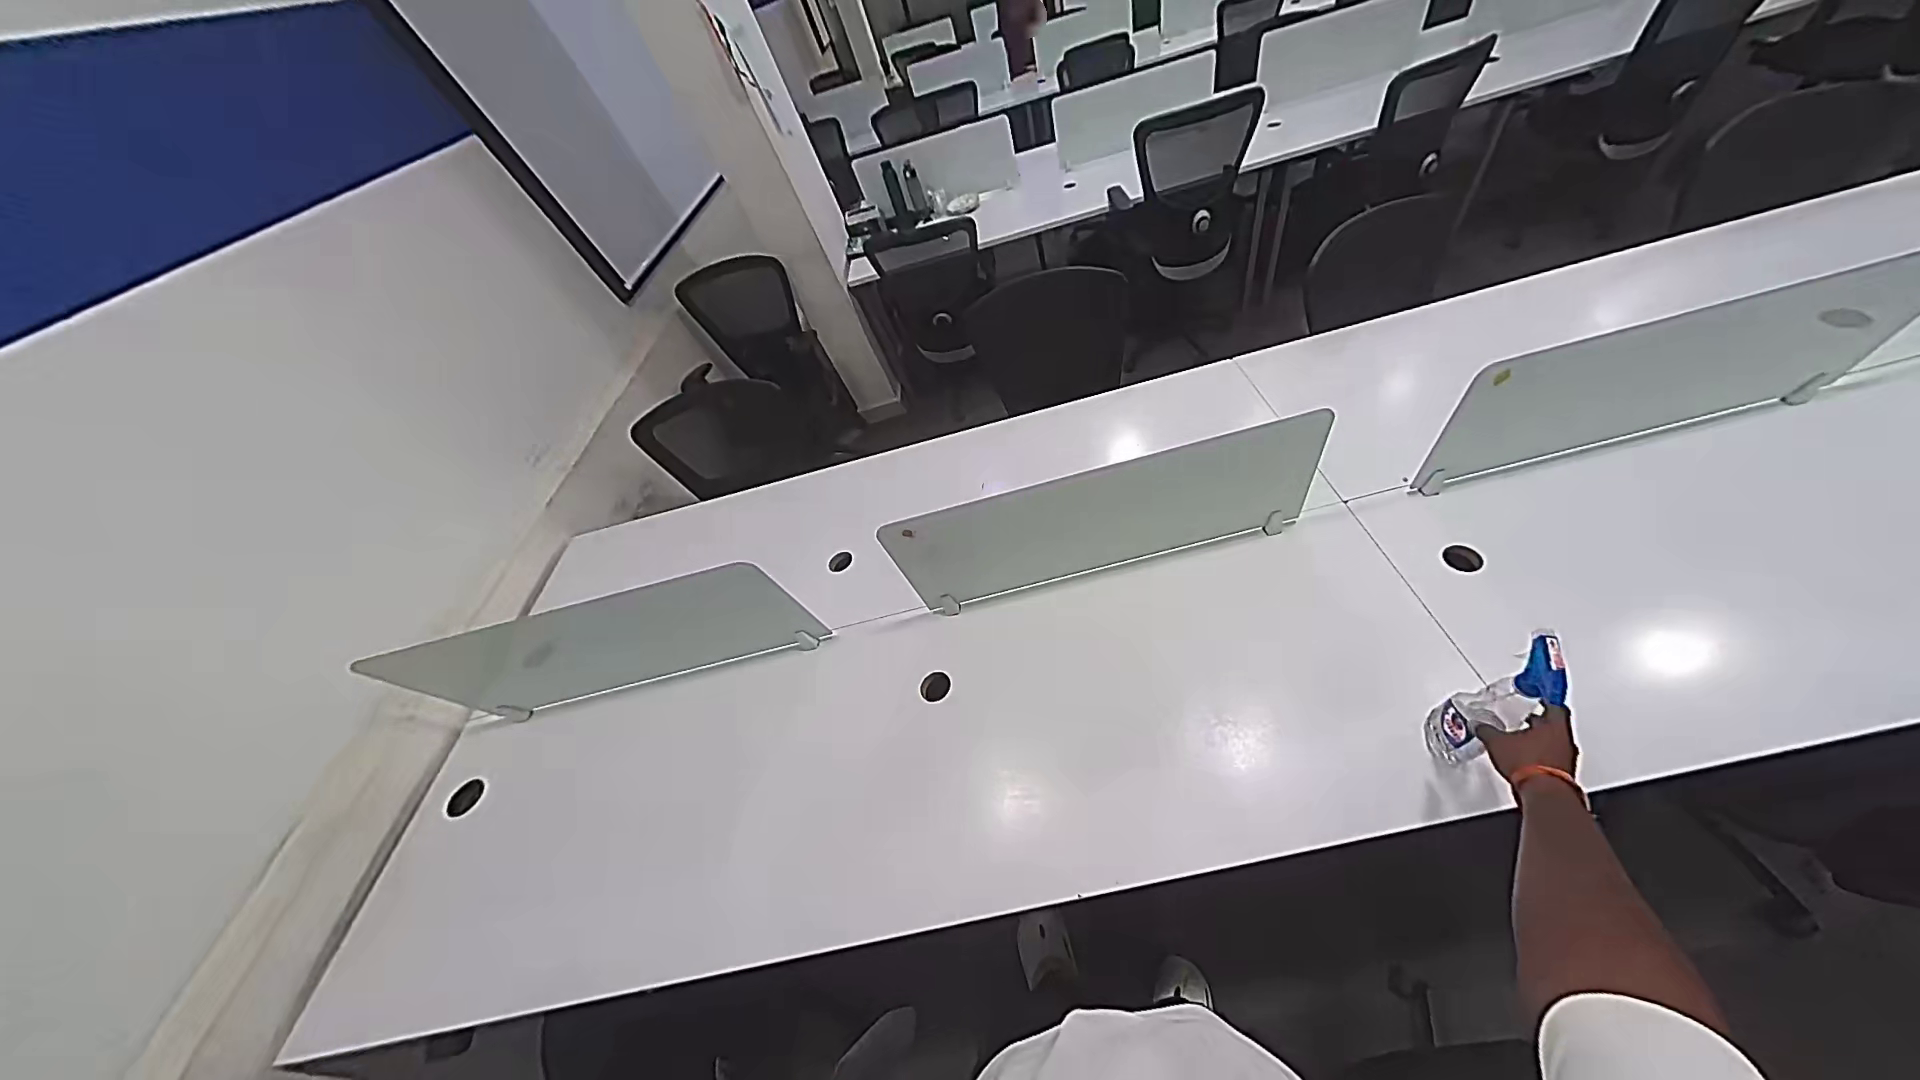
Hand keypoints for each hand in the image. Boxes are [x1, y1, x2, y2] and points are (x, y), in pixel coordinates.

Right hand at [1477, 704, 1577, 782]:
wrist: (1542, 792)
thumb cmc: (1528, 762)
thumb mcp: (1497, 741)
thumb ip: (1487, 730)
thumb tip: (1478, 726)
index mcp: (1554, 726)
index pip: (1555, 707)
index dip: (1545, 700)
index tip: (1539, 696)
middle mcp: (1564, 740)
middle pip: (1556, 724)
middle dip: (1541, 720)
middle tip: (1529, 716)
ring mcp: (1567, 757)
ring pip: (1555, 741)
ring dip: (1541, 738)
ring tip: (1524, 737)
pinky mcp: (1563, 772)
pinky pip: (1553, 757)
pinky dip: (1541, 753)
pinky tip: (1526, 756)